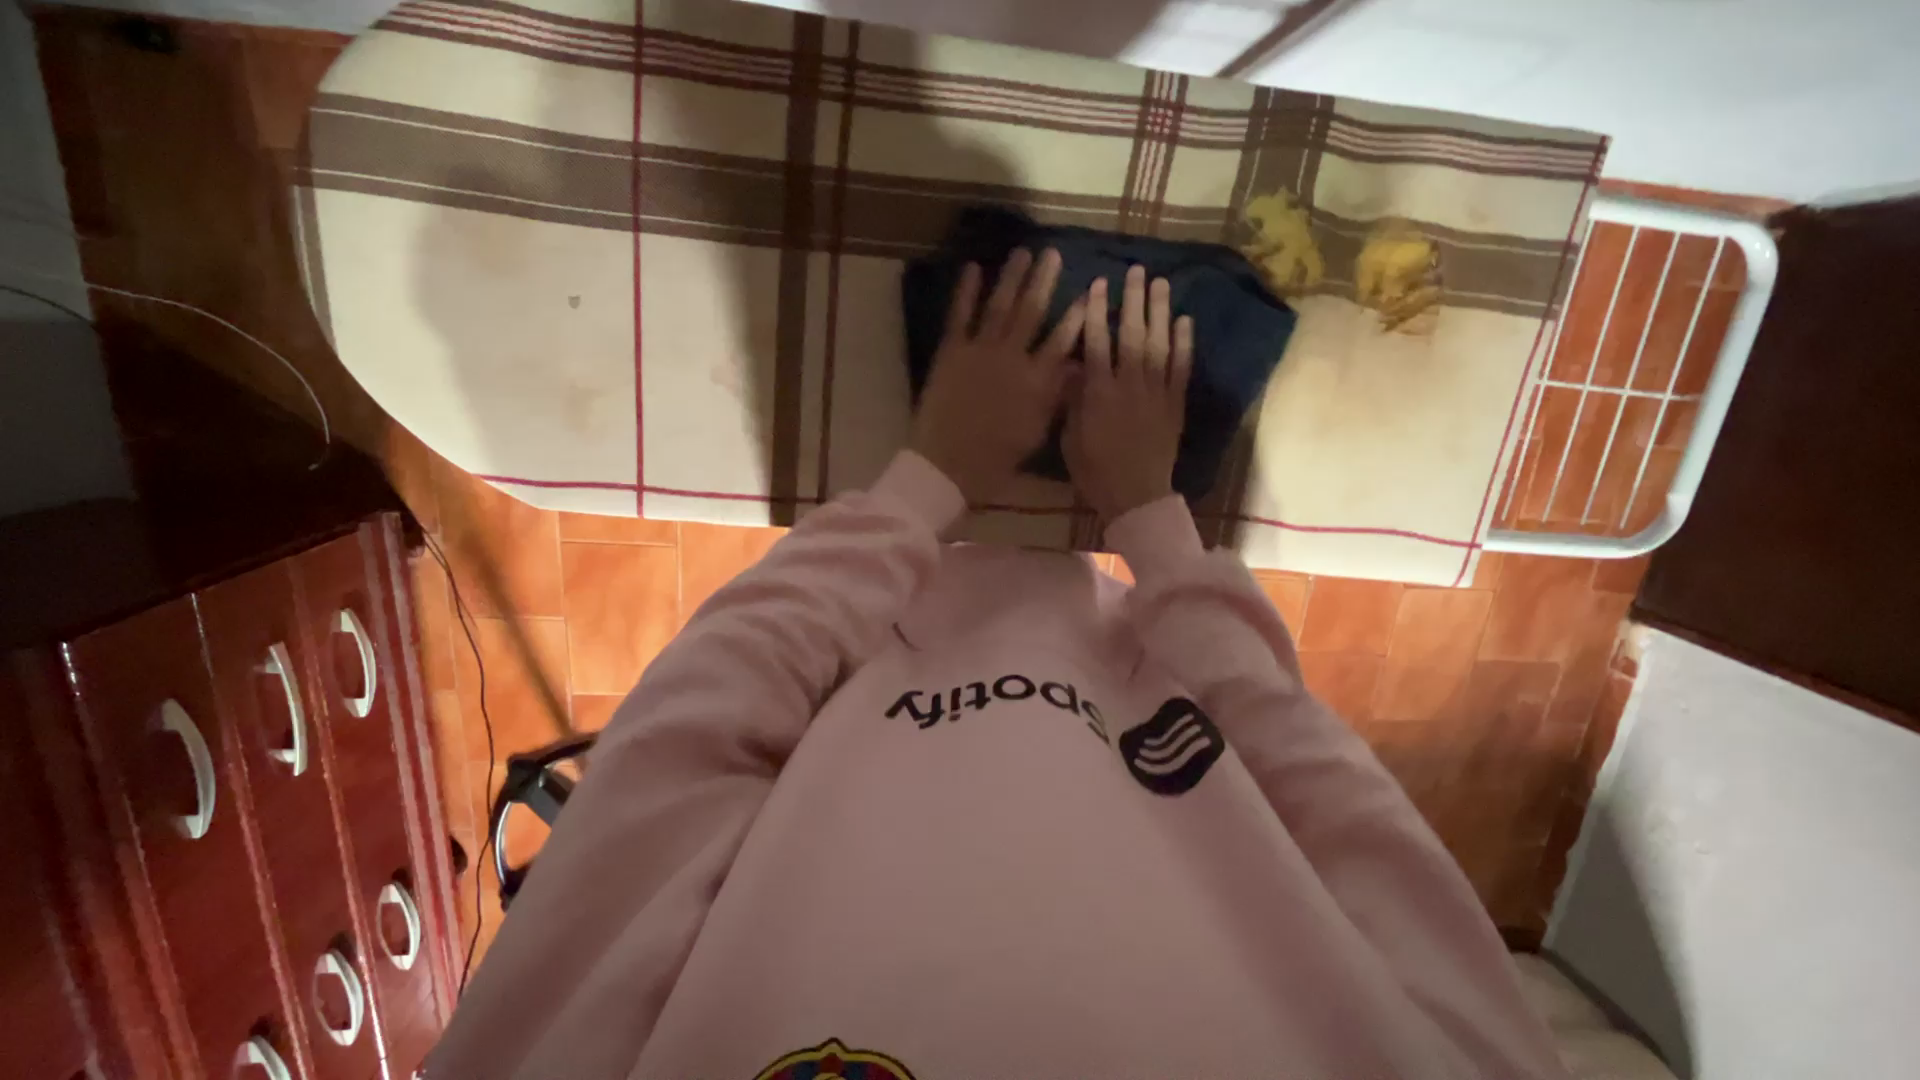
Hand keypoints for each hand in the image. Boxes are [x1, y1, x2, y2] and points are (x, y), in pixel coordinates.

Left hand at [911, 248, 1087, 504]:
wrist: (946, 465)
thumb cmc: (995, 460)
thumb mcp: (1035, 433)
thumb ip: (1056, 397)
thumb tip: (1078, 368)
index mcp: (1036, 381)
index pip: (1062, 341)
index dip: (1076, 315)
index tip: (1088, 292)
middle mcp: (1012, 358)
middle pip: (1032, 312)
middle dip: (1044, 281)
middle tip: (1054, 254)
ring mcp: (980, 351)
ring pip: (1000, 306)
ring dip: (1011, 277)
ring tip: (1023, 252)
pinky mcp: (952, 352)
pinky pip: (960, 315)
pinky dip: (966, 291)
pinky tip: (973, 268)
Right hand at [1065, 265, 1193, 520]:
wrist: (1136, 496)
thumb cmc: (1095, 470)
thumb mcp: (1071, 437)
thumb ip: (1074, 400)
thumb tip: (1073, 366)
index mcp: (1099, 392)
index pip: (1097, 342)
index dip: (1096, 311)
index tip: (1097, 284)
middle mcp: (1129, 384)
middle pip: (1132, 334)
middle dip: (1133, 301)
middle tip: (1136, 271)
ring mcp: (1156, 393)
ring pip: (1160, 344)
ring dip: (1160, 312)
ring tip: (1160, 284)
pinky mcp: (1175, 404)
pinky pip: (1181, 368)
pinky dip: (1184, 343)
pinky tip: (1184, 321)